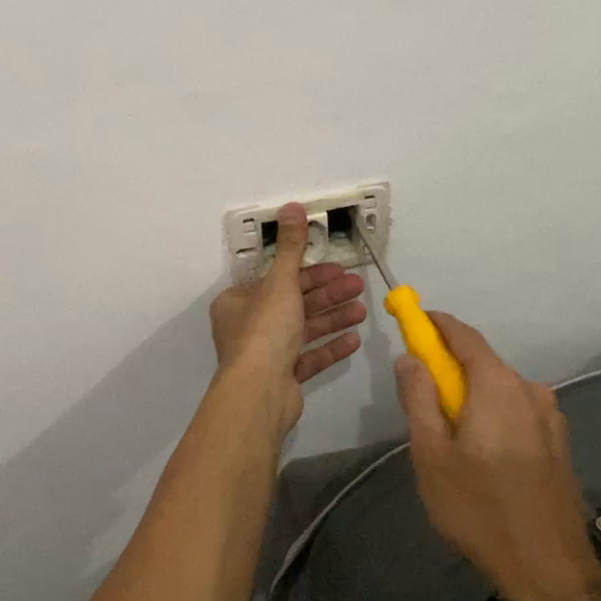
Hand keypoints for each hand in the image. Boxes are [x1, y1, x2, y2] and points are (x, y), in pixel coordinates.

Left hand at [209, 202, 367, 435]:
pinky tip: (354, 340)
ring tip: (363, 311)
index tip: (338, 268)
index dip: (309, 273)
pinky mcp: (282, 378)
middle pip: (294, 304)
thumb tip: (292, 207)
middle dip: (328, 295)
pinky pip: (309, 357)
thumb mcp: (280, 282)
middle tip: (358, 286)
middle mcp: (247, 327)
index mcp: (237, 302)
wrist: (259, 393)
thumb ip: (292, 247)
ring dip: (333, 318)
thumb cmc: (264, 331)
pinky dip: (330, 347)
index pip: (277, 280)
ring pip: (304, 330)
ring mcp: (265, 355)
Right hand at [394, 313, 600, 600]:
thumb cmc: (480, 509)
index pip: (464, 335)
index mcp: (497, 385)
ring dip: (471, 397)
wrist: (550, 570)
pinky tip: (481, 455)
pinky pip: (517, 413)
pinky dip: (492, 415)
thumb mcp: (432, 454)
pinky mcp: (559, 444)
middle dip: (448, 368)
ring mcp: (550, 418)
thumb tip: (410, 358)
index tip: (411, 319)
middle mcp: (529, 391)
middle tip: (419, 394)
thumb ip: (418, 398)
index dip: (435, 324)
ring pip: (500, 391)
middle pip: (482, 363)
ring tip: (448, 437)